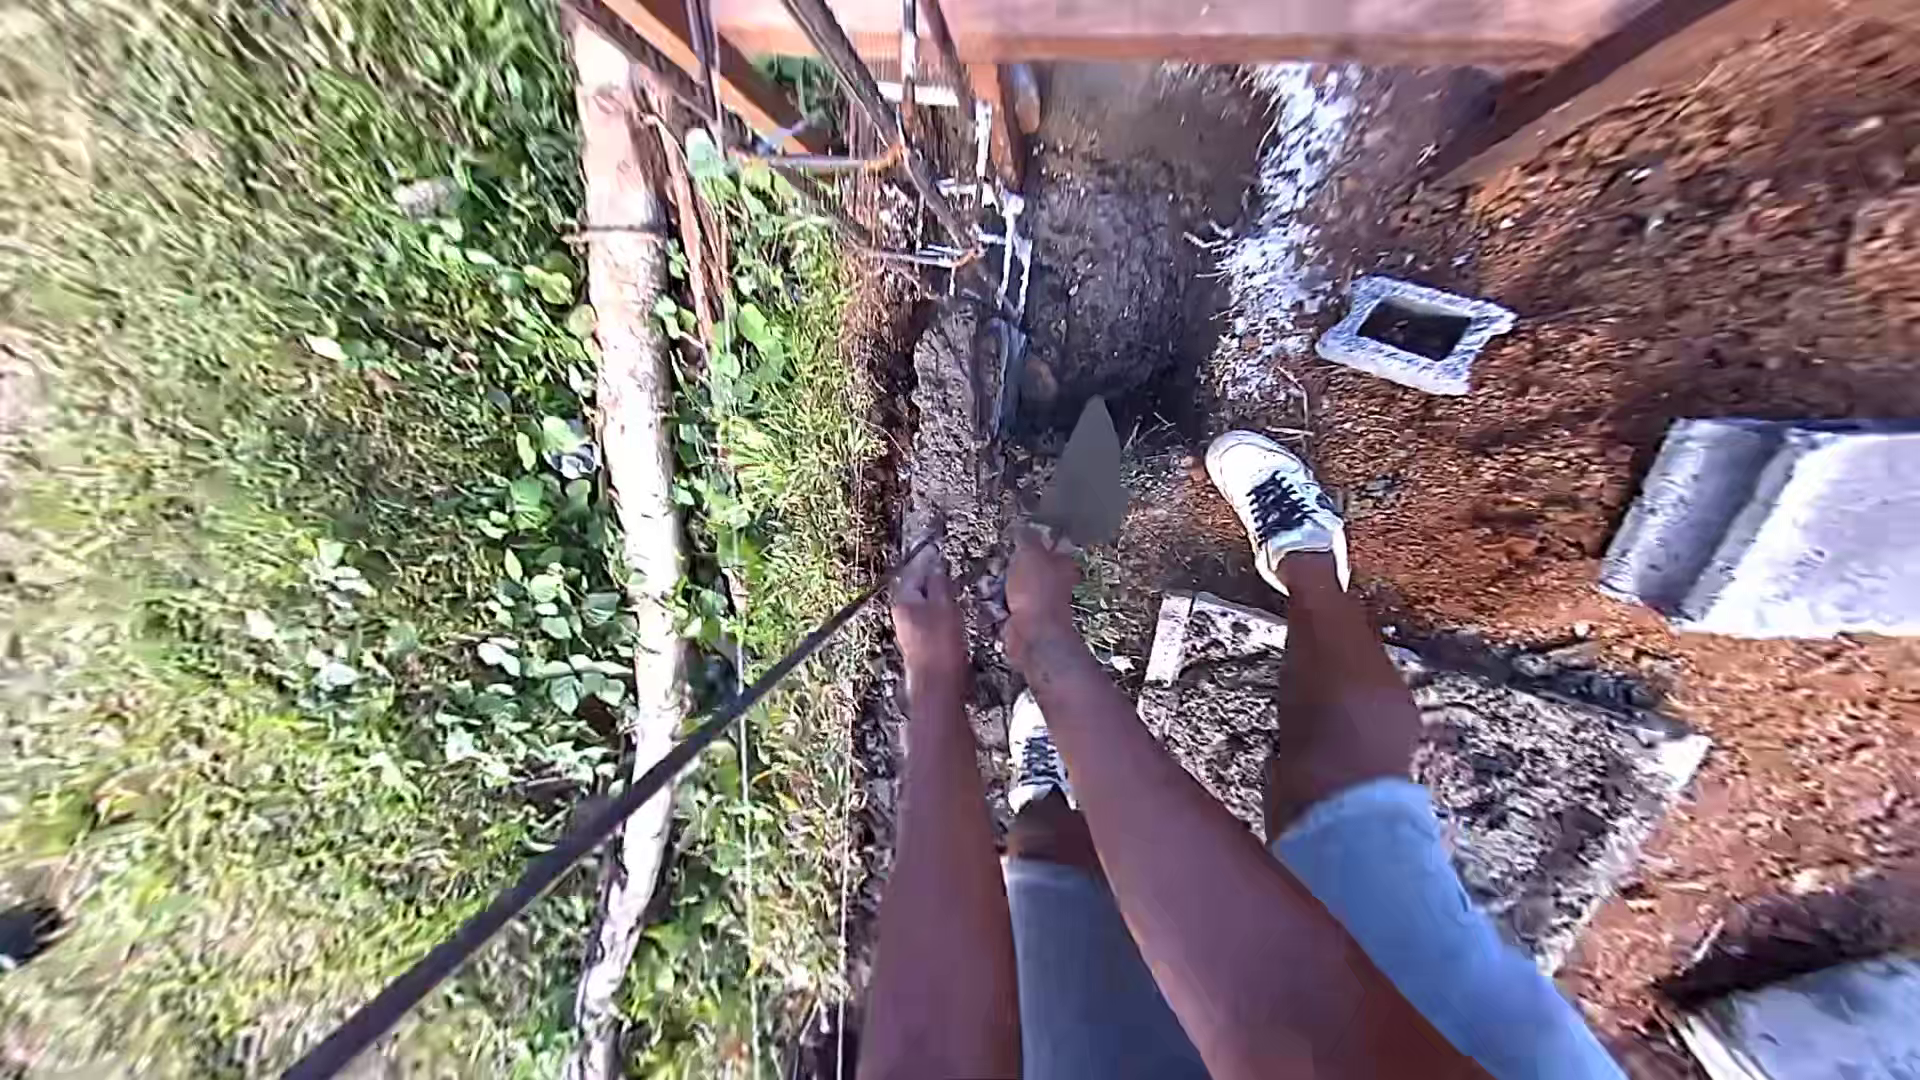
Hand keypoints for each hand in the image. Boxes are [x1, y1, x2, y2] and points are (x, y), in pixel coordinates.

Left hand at [892, 543, 967, 690]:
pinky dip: (942, 617)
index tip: (939, 554)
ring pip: (925, 607)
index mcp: (903, 602)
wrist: (938, 687)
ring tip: (956, 599)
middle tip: (952, 578)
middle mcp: (901, 616)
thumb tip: (936, 567)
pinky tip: (955, 622)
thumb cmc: (941, 645)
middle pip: (918, 590)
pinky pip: (930, 622)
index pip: (914, 573)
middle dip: (935, 583)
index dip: (928, 563)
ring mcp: (909, 631)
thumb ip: (939, 584)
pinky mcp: (920, 645)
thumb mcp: (944, 606)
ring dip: (940, 601)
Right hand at [1003, 524, 1082, 671]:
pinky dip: (994, 605)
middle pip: (1024, 566)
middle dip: (1008, 567)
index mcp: (1060, 565)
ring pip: (1009, 586)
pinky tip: (994, 605)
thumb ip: (1025, 538)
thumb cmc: (1037, 592)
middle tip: (1000, 566)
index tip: (1015, 539)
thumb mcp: (1030, 553)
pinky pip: (1000, 605)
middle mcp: (1050, 584)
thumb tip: (1021, 526)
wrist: (1031, 633)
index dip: (1032, 542)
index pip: (1048, 546)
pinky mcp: (1019, 619)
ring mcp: (1034, 602)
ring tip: (994, 588)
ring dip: (997, 587)